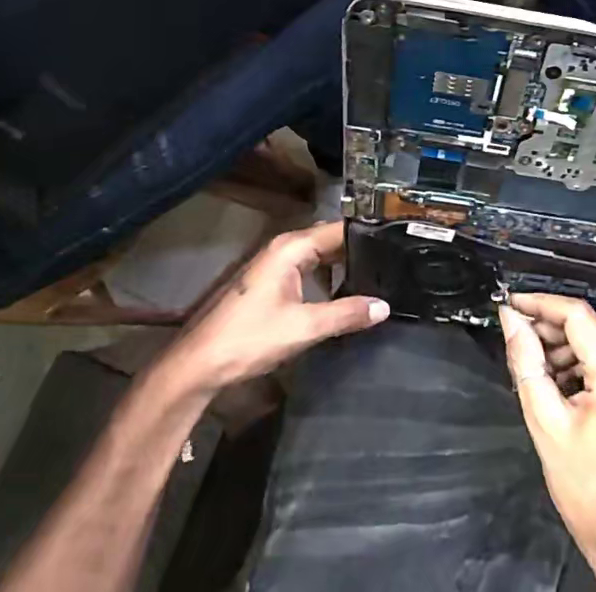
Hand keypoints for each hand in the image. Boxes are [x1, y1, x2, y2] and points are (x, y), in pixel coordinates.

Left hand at [157, 221, 387, 397]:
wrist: (197, 366)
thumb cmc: (249, 338)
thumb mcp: (304, 327)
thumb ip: (347, 314)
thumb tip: (385, 307)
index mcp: (292, 247)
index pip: (341, 230)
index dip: (369, 236)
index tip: (398, 244)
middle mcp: (284, 249)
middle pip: (332, 242)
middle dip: (360, 252)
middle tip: (395, 264)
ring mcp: (275, 266)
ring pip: (320, 258)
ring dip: (344, 268)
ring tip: (378, 279)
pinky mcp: (271, 284)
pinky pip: (309, 271)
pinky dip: (328, 280)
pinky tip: (346, 296)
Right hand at [500, 295, 595, 591]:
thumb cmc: (588, 492)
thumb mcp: (546, 425)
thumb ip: (527, 364)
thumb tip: (512, 321)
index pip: (579, 316)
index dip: (542, 304)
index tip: (512, 305)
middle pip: (590, 326)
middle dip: (550, 327)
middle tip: (517, 339)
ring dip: (564, 345)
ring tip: (535, 368)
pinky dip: (582, 361)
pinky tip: (558, 381)